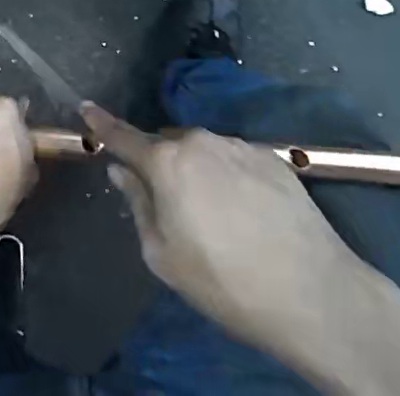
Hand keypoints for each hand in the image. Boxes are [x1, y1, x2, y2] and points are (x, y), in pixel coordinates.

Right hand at [81, 102, 373, 352]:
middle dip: (160, 164)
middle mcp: (200, 140)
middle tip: (170, 207)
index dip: (101, 122)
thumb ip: (137, 204)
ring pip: (202, 150)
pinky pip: (234, 159)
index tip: (85, 106)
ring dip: (196, 171)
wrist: (314, 293)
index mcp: (167, 162)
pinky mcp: (272, 158)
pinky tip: (246, 214)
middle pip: (166, 145)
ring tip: (215, 217)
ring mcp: (239, 145)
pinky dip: (228, 176)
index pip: (123, 135)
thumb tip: (122, 171)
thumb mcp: (163, 255)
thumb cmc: (225, 281)